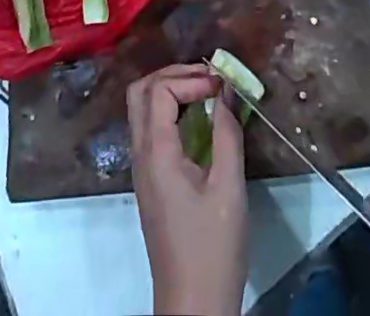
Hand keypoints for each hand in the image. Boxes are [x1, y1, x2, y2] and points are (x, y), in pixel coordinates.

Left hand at [129, 63, 246, 315]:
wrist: (193, 302)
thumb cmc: (213, 246)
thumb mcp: (229, 188)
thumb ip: (227, 134)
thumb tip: (226, 91)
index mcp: (155, 152)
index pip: (159, 90)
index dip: (190, 78)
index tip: (222, 87)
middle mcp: (140, 153)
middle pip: (140, 92)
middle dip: (173, 75)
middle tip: (208, 78)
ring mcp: (141, 167)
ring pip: (141, 109)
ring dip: (169, 91)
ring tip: (206, 92)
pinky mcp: (150, 180)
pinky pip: (150, 129)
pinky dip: (169, 111)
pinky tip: (199, 120)